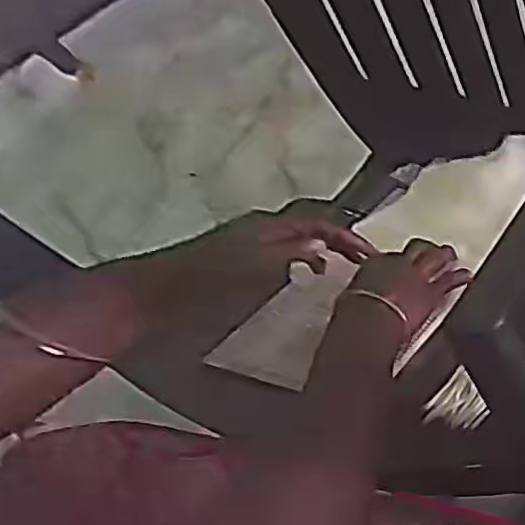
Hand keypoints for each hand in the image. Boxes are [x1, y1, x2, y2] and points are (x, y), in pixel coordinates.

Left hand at [107, 200, 378, 317]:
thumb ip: (296, 252)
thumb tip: (327, 248)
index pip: (321, 220)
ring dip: (326, 257)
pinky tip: (309, 293)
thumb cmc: (203, 288)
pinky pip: (285, 263)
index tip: (374, 259)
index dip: (350, 237)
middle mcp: (258, 233)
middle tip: (366, 267)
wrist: (149, 305)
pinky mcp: (238, 270)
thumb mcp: (260, 267)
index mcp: (266, 228)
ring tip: (345, 280)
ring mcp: (247, 251)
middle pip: (311, 228)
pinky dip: (306, 271)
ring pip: (299, 245)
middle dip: (342, 244)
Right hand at [346, 239, 473, 340]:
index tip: (406, 261)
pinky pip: (449, 281)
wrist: (370, 321)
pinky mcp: (432, 293)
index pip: (394, 256)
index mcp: (377, 264)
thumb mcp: (355, 294)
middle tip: (435, 249)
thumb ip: (367, 291)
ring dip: (446, 257)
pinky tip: (466, 276)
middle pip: (418, 249)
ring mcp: (418, 277)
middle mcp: (400, 265)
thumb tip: (367, 298)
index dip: (403, 259)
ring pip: (436, 260)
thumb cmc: (357, 311)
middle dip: (427, 249)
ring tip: (452, 256)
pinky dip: (459, 278)